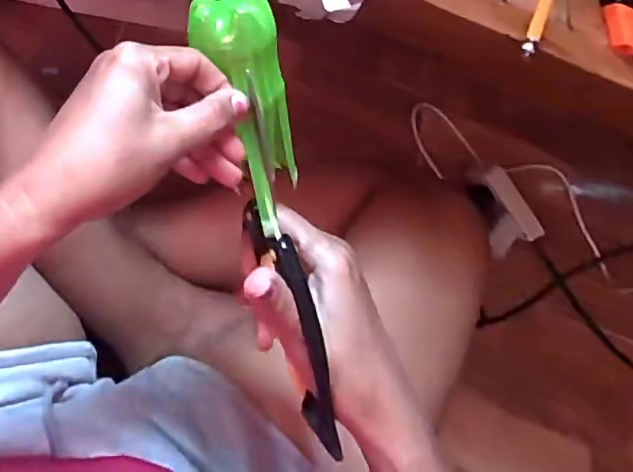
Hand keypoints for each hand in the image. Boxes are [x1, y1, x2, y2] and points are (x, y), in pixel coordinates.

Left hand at [10, 43, 247, 232]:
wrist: (53, 191)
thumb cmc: (114, 159)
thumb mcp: (171, 139)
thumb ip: (212, 117)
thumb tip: (242, 100)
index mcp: (138, 58)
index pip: (196, 64)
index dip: (225, 94)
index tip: (246, 125)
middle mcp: (124, 66)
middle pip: (182, 90)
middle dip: (214, 128)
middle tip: (239, 160)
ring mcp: (112, 91)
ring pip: (167, 111)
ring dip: (198, 143)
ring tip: (226, 177)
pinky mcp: (106, 115)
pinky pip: (148, 122)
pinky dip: (172, 144)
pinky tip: (198, 174)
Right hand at [242, 207, 437, 461]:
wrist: (386, 417)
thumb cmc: (347, 376)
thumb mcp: (304, 339)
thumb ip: (276, 304)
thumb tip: (252, 276)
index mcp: (330, 255)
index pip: (277, 215)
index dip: (253, 235)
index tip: (247, 273)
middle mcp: (334, 252)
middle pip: (276, 236)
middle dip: (258, 270)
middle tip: (254, 307)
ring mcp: (334, 269)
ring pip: (280, 259)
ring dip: (265, 291)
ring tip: (266, 330)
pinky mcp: (332, 286)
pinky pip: (292, 276)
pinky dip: (278, 299)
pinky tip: (274, 332)